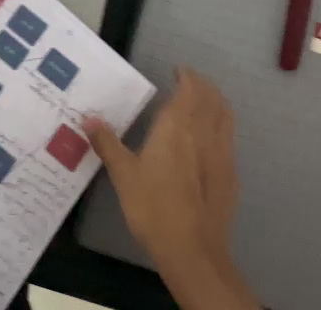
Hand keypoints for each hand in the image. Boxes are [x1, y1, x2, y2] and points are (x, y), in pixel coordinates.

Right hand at [85, 70, 255, 309]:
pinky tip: (211, 138)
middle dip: (202, 84)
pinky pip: (230, 137)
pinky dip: (223, 125)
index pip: (189, 88)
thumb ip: (108, 143)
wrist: (192, 248)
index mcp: (177, 125)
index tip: (177, 72)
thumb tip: (89, 119)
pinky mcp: (231, 174)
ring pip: (225, 114)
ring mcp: (222, 152)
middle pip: (211, 96)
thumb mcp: (123, 174)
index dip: (186, 76)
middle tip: (188, 82)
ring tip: (204, 101)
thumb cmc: (153, 206)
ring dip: (216, 101)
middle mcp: (203, 131)